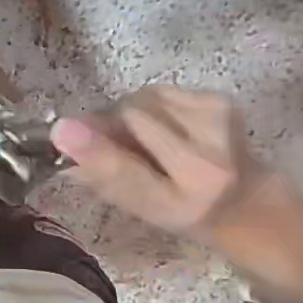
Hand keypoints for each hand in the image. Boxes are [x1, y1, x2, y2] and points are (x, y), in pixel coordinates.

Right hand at [50, 86, 272, 237]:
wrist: (243, 199)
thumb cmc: (180, 210)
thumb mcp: (137, 207)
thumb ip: (101, 176)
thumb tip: (60, 138)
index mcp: (183, 197)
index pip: (128, 170)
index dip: (94, 148)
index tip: (59, 131)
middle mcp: (208, 156)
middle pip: (130, 117)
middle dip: (107, 126)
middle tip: (104, 143)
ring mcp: (218, 121)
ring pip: (142, 99)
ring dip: (127, 114)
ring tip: (137, 138)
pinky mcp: (220, 99)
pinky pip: (160, 92)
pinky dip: (149, 106)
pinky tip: (158, 125)